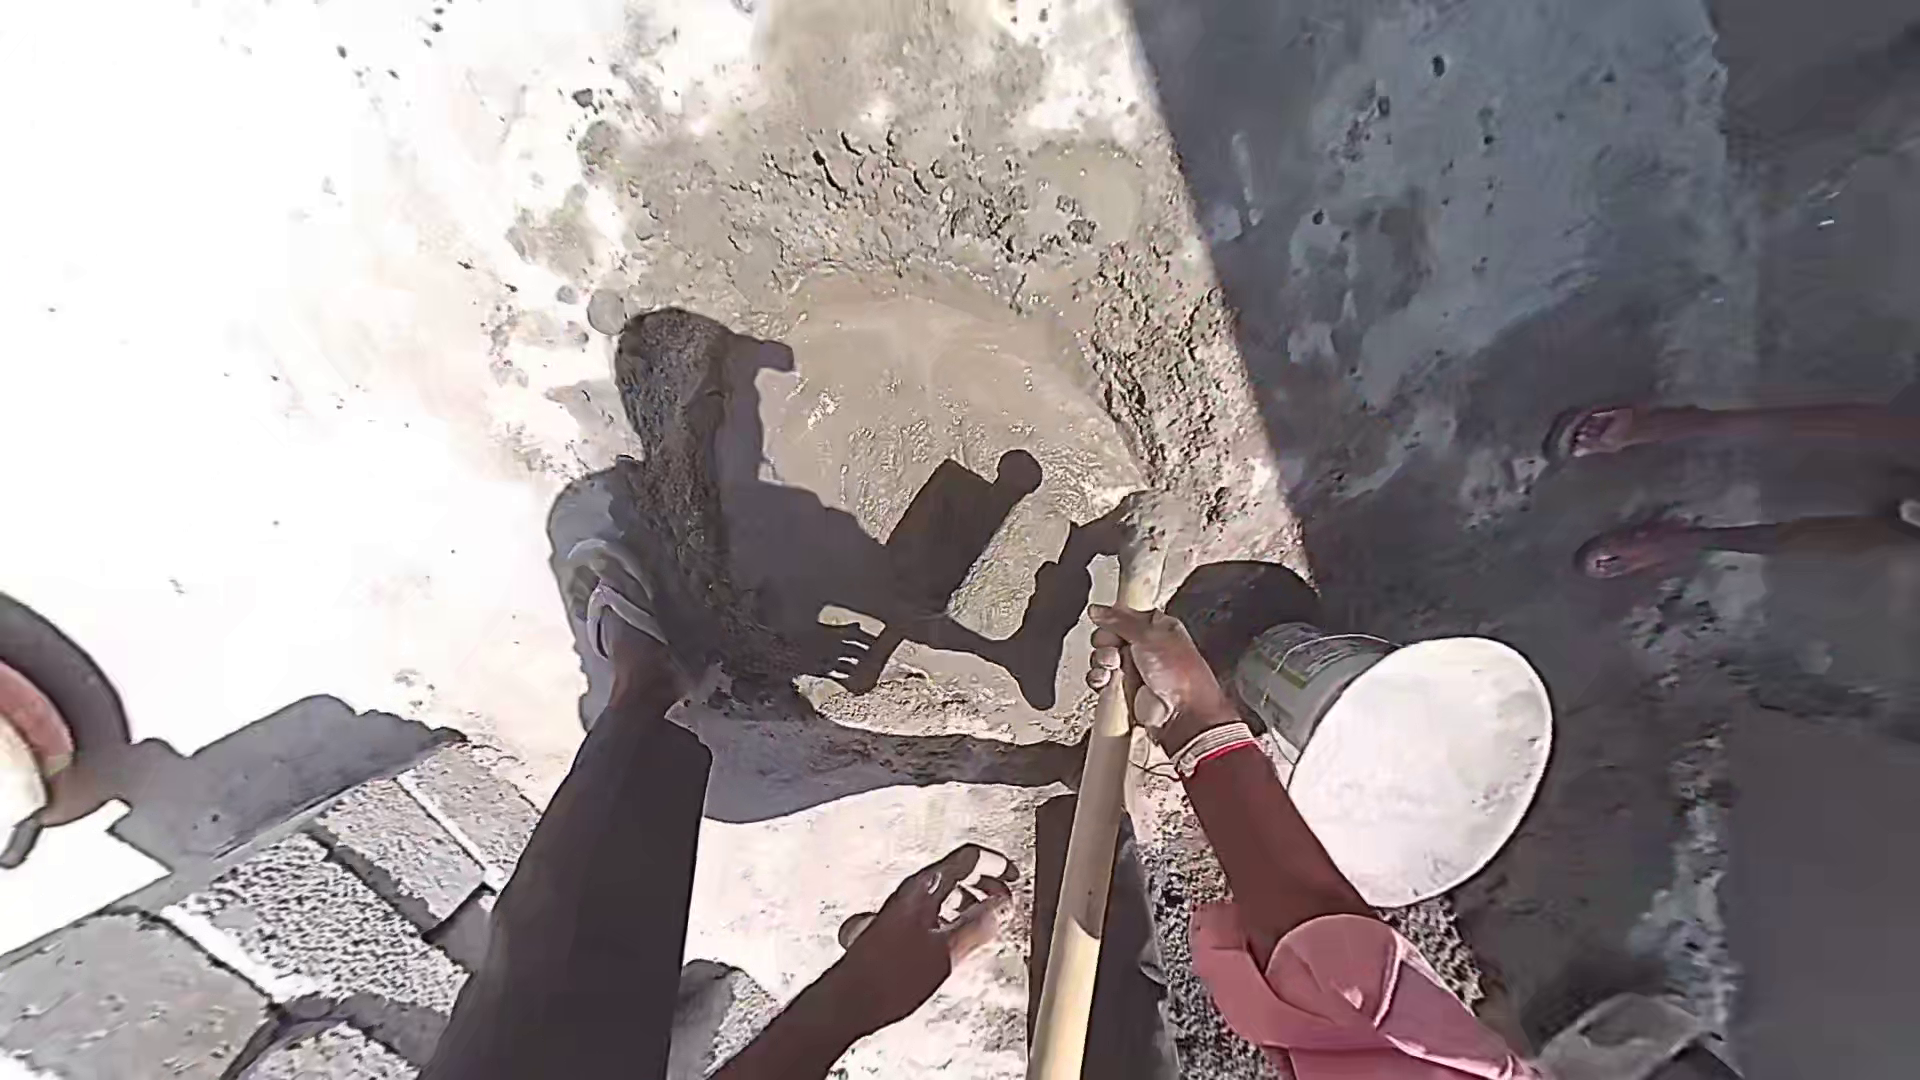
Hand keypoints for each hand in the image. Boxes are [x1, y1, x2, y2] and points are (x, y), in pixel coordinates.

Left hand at [820, 844, 1014, 1035]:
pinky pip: (936, 907)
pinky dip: (955, 913)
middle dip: (986, 880)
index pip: (968, 858)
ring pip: (946, 890)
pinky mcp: (899, 925)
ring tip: (989, 916)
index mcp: (925, 886)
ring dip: (972, 898)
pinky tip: (961, 933)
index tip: (1013, 873)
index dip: (995, 863)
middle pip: (957, 870)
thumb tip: (1001, 906)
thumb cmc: (891, 975)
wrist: (850, 999)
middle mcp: (914, 890)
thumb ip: (977, 926)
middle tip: (1006, 896)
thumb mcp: (946, 952)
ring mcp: (905, 906)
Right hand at [1086, 604, 1238, 748]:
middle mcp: (1145, 647)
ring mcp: (1133, 669)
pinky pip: (1100, 678)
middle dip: (1105, 641)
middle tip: (1113, 646)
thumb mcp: (1149, 636)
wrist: (1183, 715)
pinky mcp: (1123, 689)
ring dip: (1101, 660)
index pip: (1126, 615)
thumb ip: (1119, 620)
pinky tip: (1106, 680)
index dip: (1114, 618)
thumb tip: (1097, 610)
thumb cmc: (1180, 674)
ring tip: (1112, 666)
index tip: (1110, 622)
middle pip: (1110, 635)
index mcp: (1157, 628)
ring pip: (1103, 656)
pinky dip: (1098, 678)